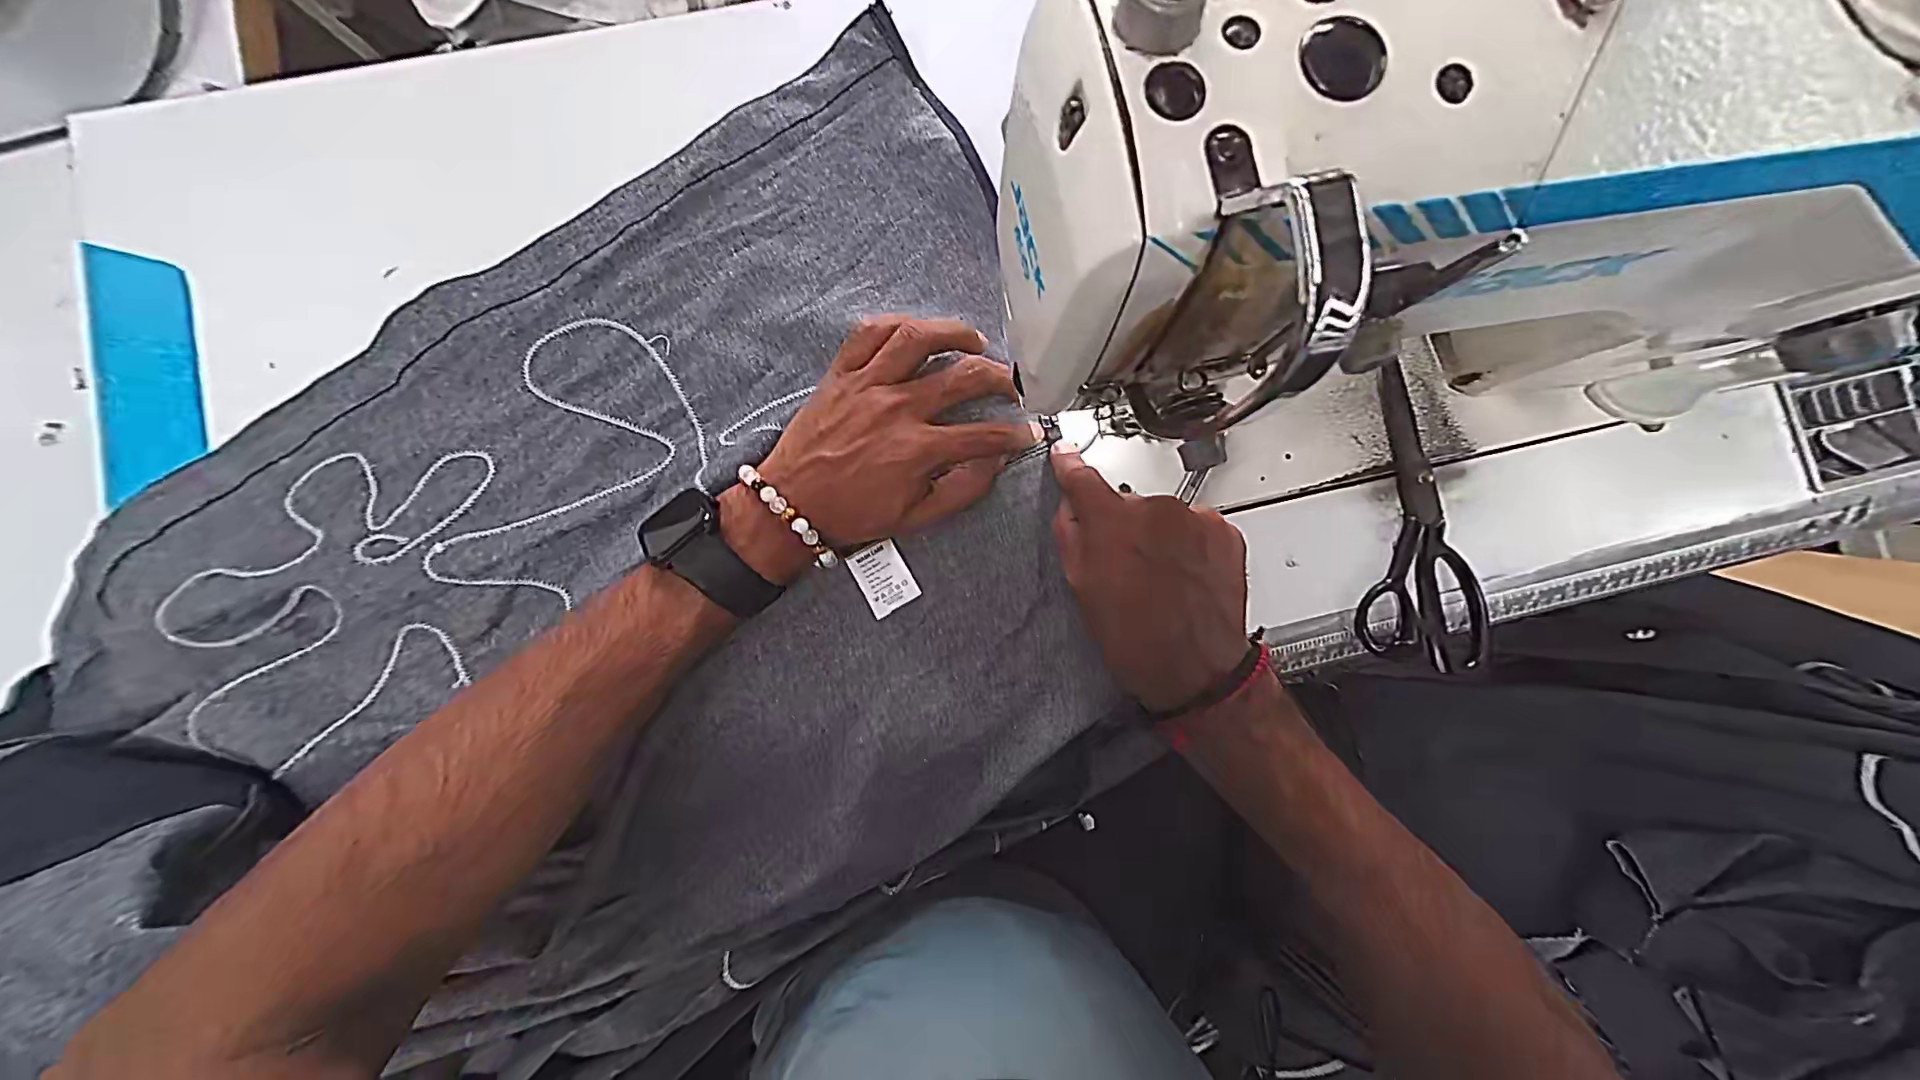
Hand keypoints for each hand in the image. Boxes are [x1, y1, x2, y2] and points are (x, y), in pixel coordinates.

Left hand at [719, 316, 1034, 583]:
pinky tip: (916, 330)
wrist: (793, 505)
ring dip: (954, 333)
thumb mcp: (915, 517)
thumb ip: (962, 490)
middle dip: (1001, 379)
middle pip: (964, 377)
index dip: (1015, 433)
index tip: (1026, 431)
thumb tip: (994, 463)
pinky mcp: (841, 376)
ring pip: (918, 339)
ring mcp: (867, 387)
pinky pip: (869, 333)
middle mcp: (896, 410)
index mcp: (916, 450)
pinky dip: (897, 324)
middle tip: (1011, 385)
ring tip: (974, 341)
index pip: (984, 435)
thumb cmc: (850, 513)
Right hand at [1050, 444, 1250, 712]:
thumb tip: (1070, 509)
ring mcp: (1193, 519)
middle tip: (1126, 567)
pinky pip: (1195, 526)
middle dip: (1123, 526)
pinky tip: (1183, 576)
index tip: (1065, 455)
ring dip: (1159, 536)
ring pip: (1163, 515)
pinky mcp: (1223, 531)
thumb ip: (1071, 536)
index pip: (1082, 476)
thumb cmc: (1139, 641)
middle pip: (1127, 503)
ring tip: (1160, 579)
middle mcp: (1154, 510)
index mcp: (1111, 522)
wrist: (1196, 671)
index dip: (1069, 464)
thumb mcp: (1082, 590)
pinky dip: (1188, 544)